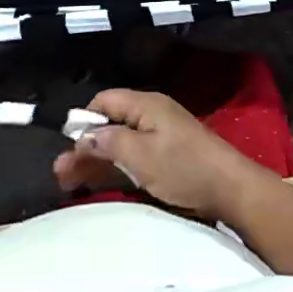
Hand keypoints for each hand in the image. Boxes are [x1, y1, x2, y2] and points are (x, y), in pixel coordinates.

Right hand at [51, 89, 274, 221]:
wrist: (232, 190)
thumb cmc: (185, 168)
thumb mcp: (141, 155)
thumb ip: (109, 142)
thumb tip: (83, 135)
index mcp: (146, 105)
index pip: (105, 101)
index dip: (84, 120)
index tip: (68, 145)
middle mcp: (151, 116)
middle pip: (109, 125)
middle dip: (84, 147)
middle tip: (60, 174)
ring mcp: (160, 138)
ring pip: (119, 144)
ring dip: (95, 161)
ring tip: (69, 183)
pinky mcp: (167, 158)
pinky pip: (133, 158)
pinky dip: (114, 169)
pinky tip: (99, 184)